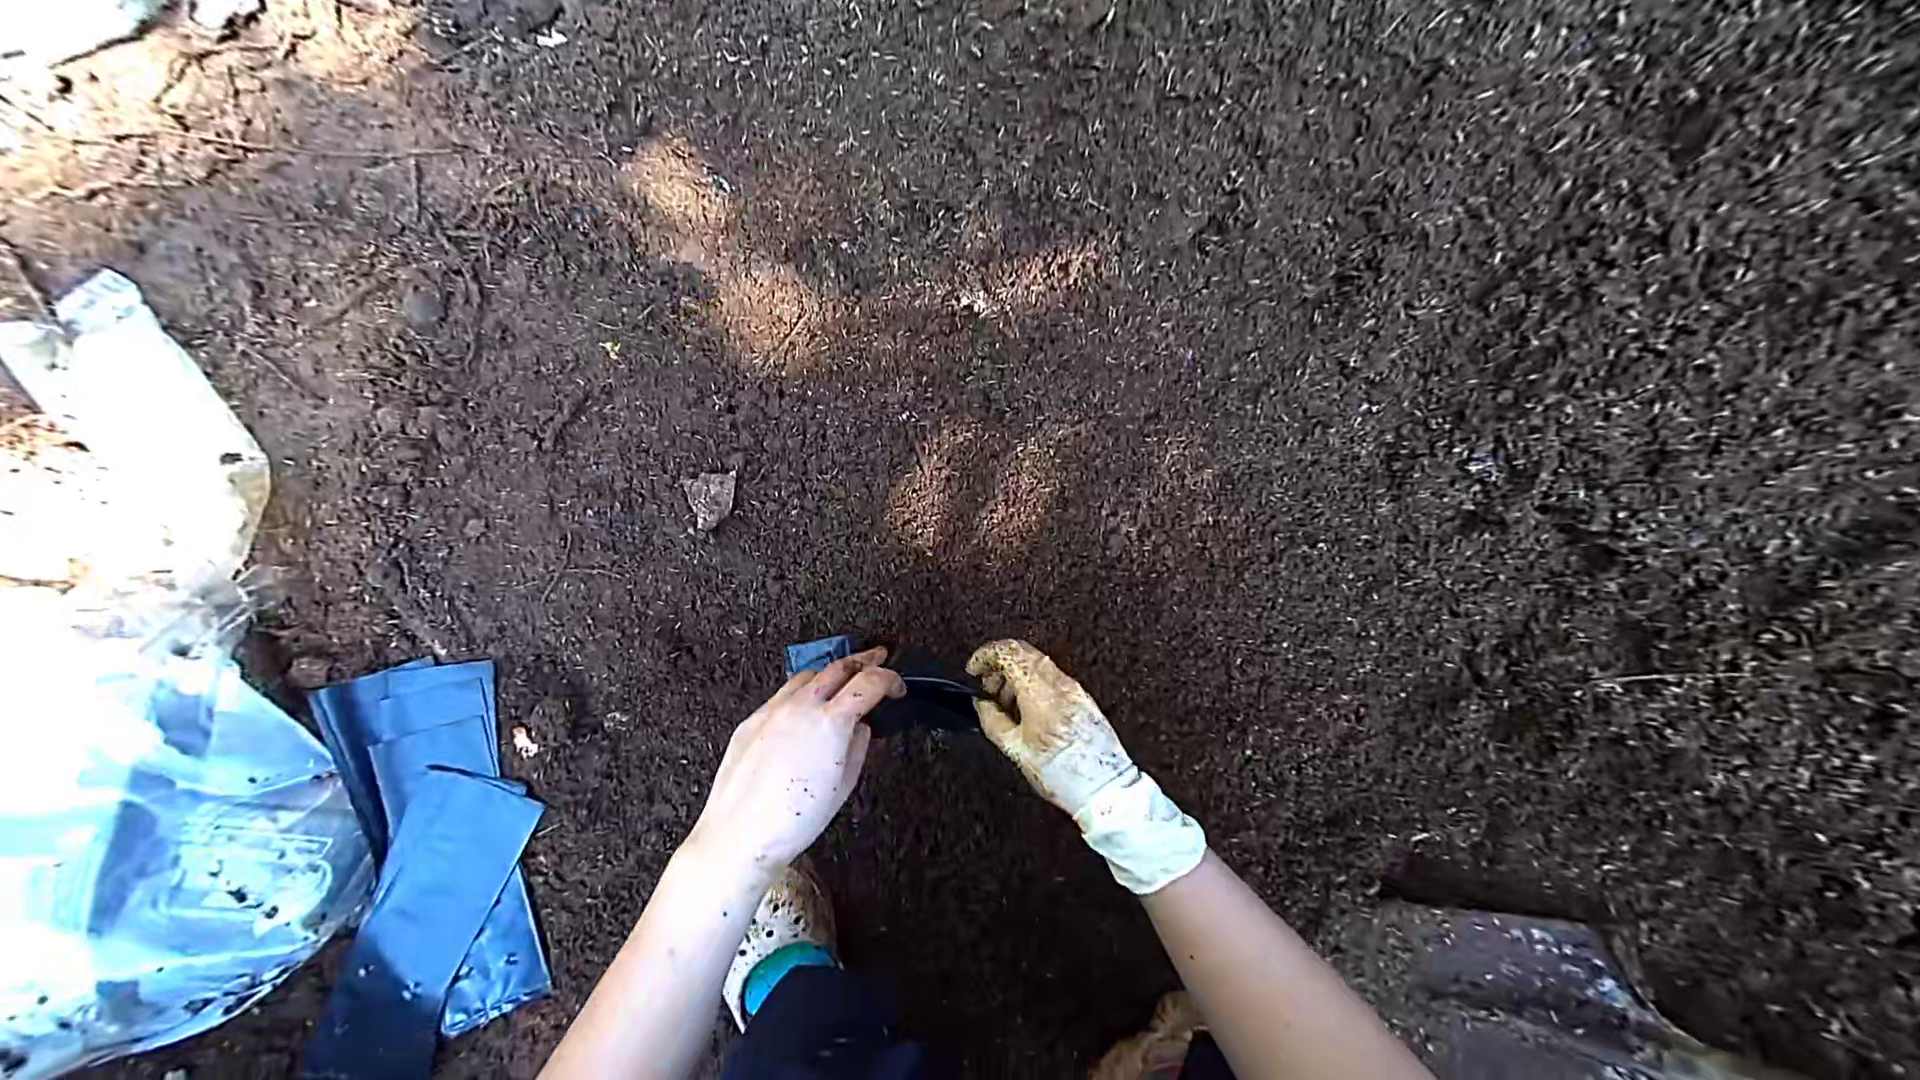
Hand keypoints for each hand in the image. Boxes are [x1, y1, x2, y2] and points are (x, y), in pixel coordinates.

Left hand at [687, 647, 904, 880]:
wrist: (738, 839)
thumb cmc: (789, 823)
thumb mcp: (843, 786)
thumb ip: (858, 748)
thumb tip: (860, 730)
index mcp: (830, 723)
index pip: (870, 682)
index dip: (890, 679)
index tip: (896, 686)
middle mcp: (801, 708)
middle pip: (840, 666)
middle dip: (865, 660)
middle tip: (878, 659)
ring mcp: (773, 711)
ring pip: (809, 674)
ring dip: (831, 672)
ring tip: (842, 679)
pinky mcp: (751, 721)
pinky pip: (781, 693)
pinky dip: (801, 692)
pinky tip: (806, 705)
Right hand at [966, 638, 1133, 814]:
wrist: (1104, 788)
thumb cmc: (1064, 775)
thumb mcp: (1014, 750)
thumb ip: (992, 720)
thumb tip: (982, 705)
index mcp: (1040, 693)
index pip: (1008, 651)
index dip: (985, 655)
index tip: (975, 668)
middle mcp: (1059, 684)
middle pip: (1023, 652)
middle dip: (999, 664)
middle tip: (987, 685)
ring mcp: (1073, 689)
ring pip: (1037, 664)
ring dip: (1015, 675)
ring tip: (1005, 702)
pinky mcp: (1081, 697)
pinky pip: (1051, 678)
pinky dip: (1032, 685)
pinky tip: (1025, 709)